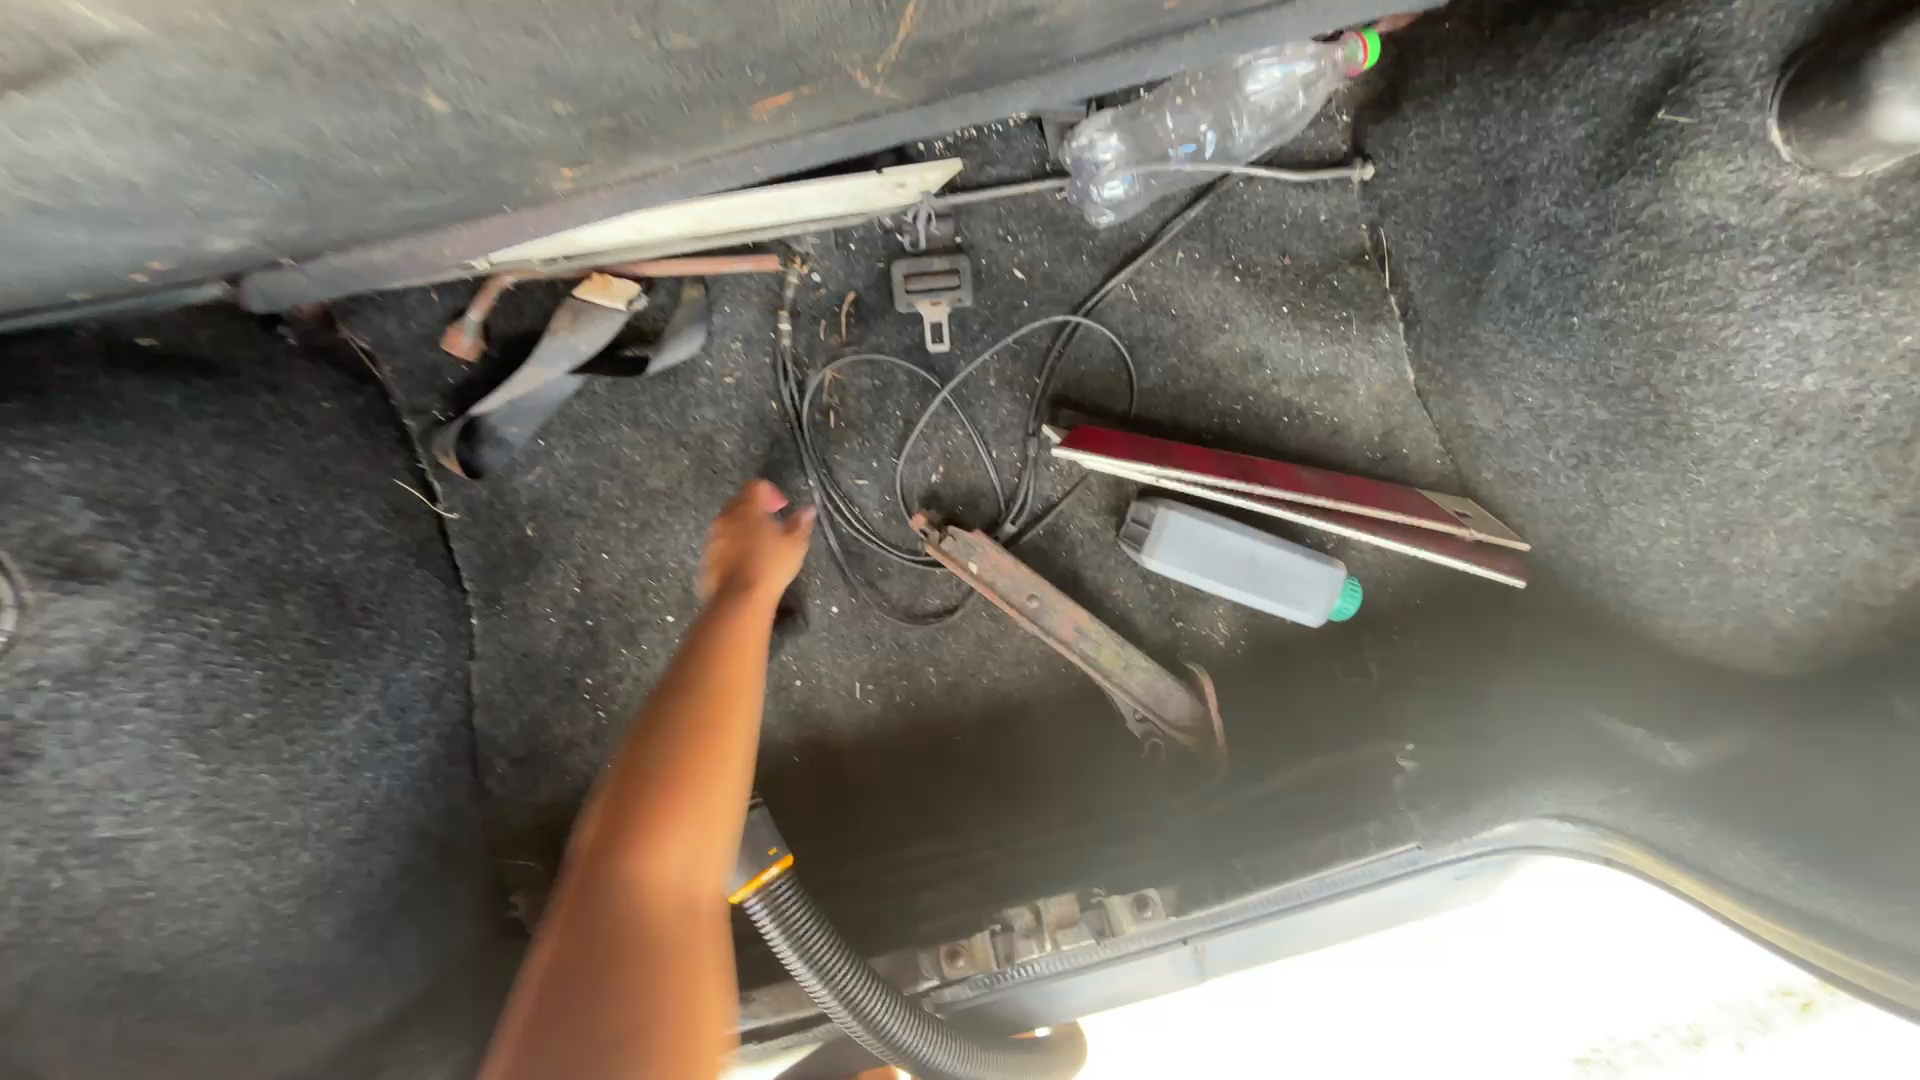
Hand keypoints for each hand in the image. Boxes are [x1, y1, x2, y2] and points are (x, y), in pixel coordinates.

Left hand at [698, 479, 815, 606]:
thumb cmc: (771, 566)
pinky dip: (734, 543)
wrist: (739, 599)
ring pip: (729, 521)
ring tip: (760, 543)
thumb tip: (808, 510)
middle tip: (773, 523)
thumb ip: (801, 523)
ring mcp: (713, 537)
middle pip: (740, 501)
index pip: (756, 485)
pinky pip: (722, 541)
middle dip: (757, 507)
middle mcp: (726, 517)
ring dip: (744, 526)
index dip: (771, 491)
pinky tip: (747, 560)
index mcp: (748, 508)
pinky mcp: (707, 556)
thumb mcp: (795, 544)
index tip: (783, 507)